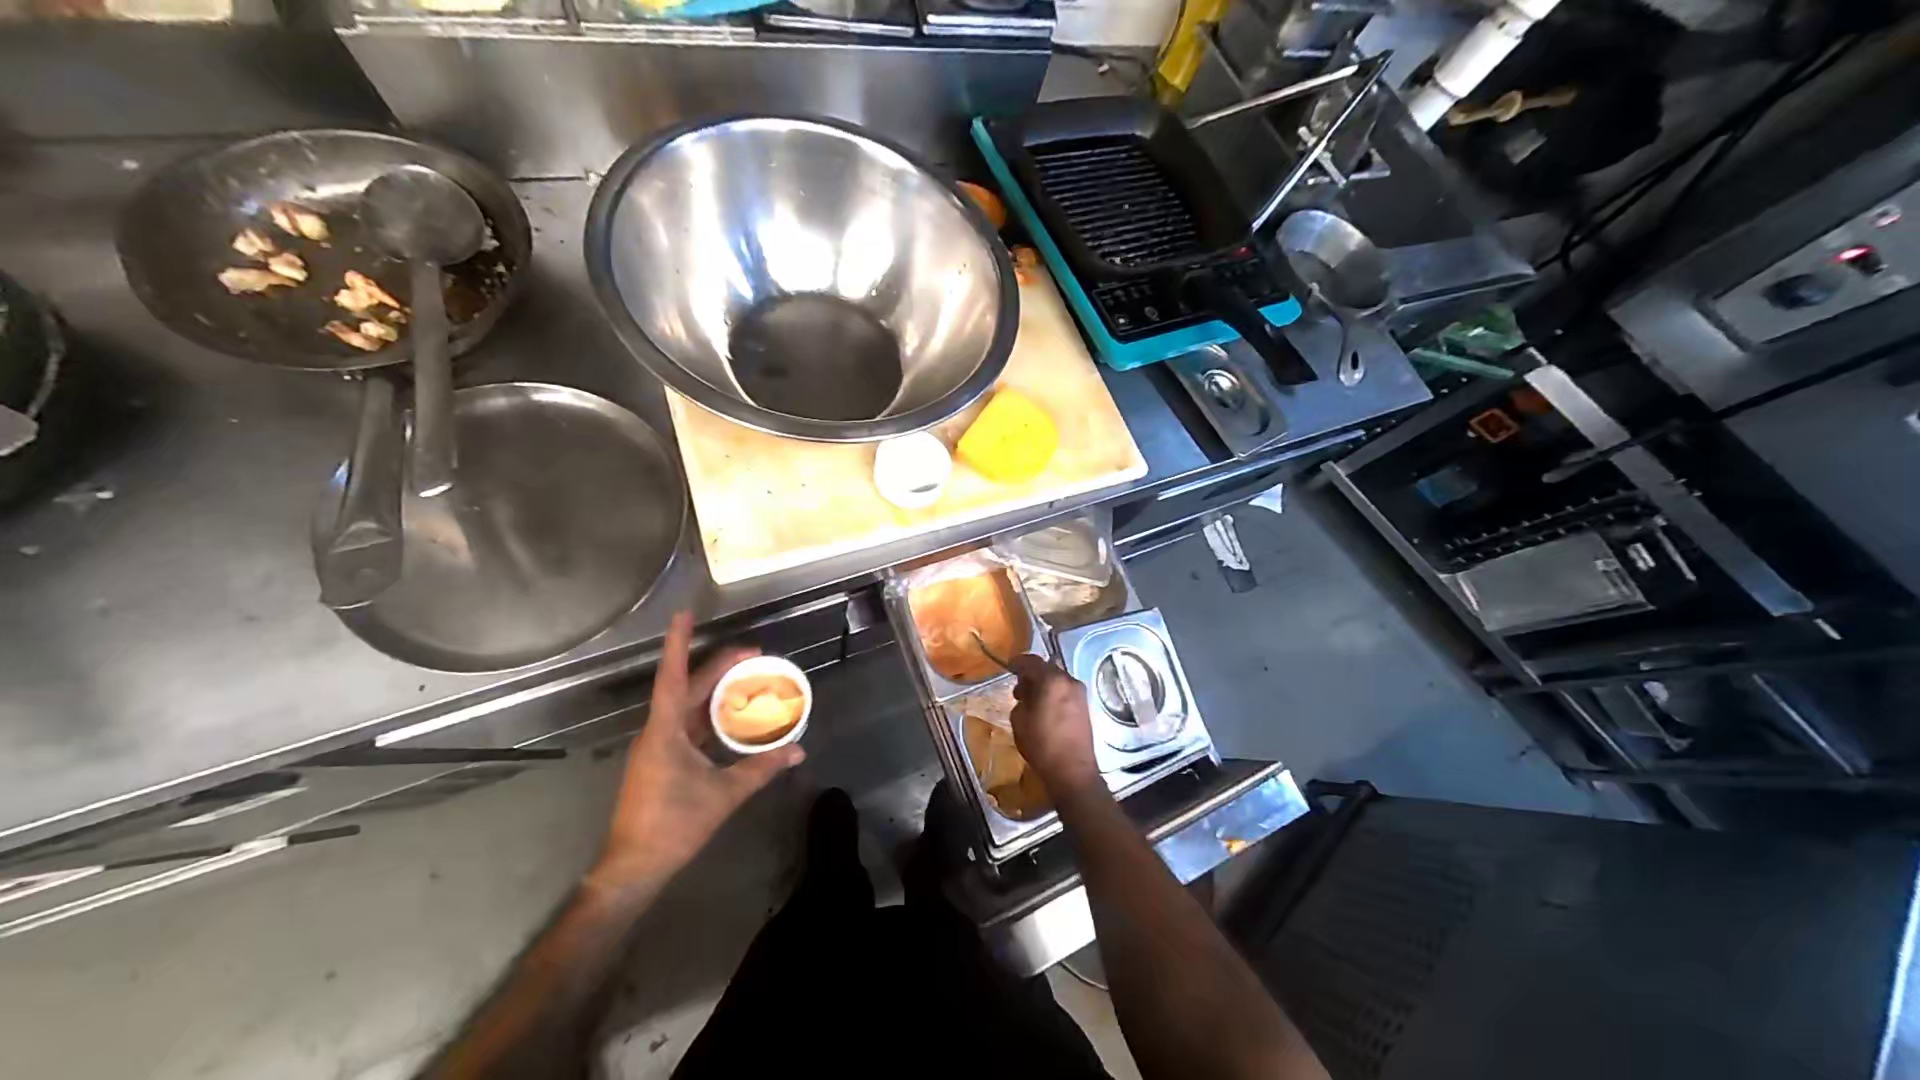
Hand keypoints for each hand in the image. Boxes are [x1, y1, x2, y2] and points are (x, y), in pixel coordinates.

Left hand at [587, 611, 804, 901]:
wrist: (634, 866)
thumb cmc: (673, 824)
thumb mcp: (723, 794)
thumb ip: (761, 768)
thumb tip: (798, 750)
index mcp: (664, 731)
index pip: (673, 676)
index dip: (679, 643)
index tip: (684, 614)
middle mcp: (658, 732)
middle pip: (688, 687)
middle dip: (718, 667)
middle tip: (754, 653)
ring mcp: (658, 748)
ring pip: (688, 707)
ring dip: (715, 691)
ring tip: (748, 678)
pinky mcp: (662, 762)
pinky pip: (688, 726)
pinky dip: (711, 716)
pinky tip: (733, 718)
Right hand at [1008, 654, 1099, 798]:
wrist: (1072, 770)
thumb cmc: (1041, 744)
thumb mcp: (1019, 720)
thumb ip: (1021, 700)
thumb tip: (1026, 694)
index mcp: (1051, 680)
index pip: (1031, 661)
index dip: (1018, 662)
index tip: (1009, 667)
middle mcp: (1069, 681)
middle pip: (1047, 669)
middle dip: (1032, 675)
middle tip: (1019, 690)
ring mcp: (1080, 693)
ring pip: (1057, 680)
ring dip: (1044, 685)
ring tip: (1032, 702)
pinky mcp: (1085, 706)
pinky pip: (1065, 691)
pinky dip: (1054, 693)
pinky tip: (1046, 709)